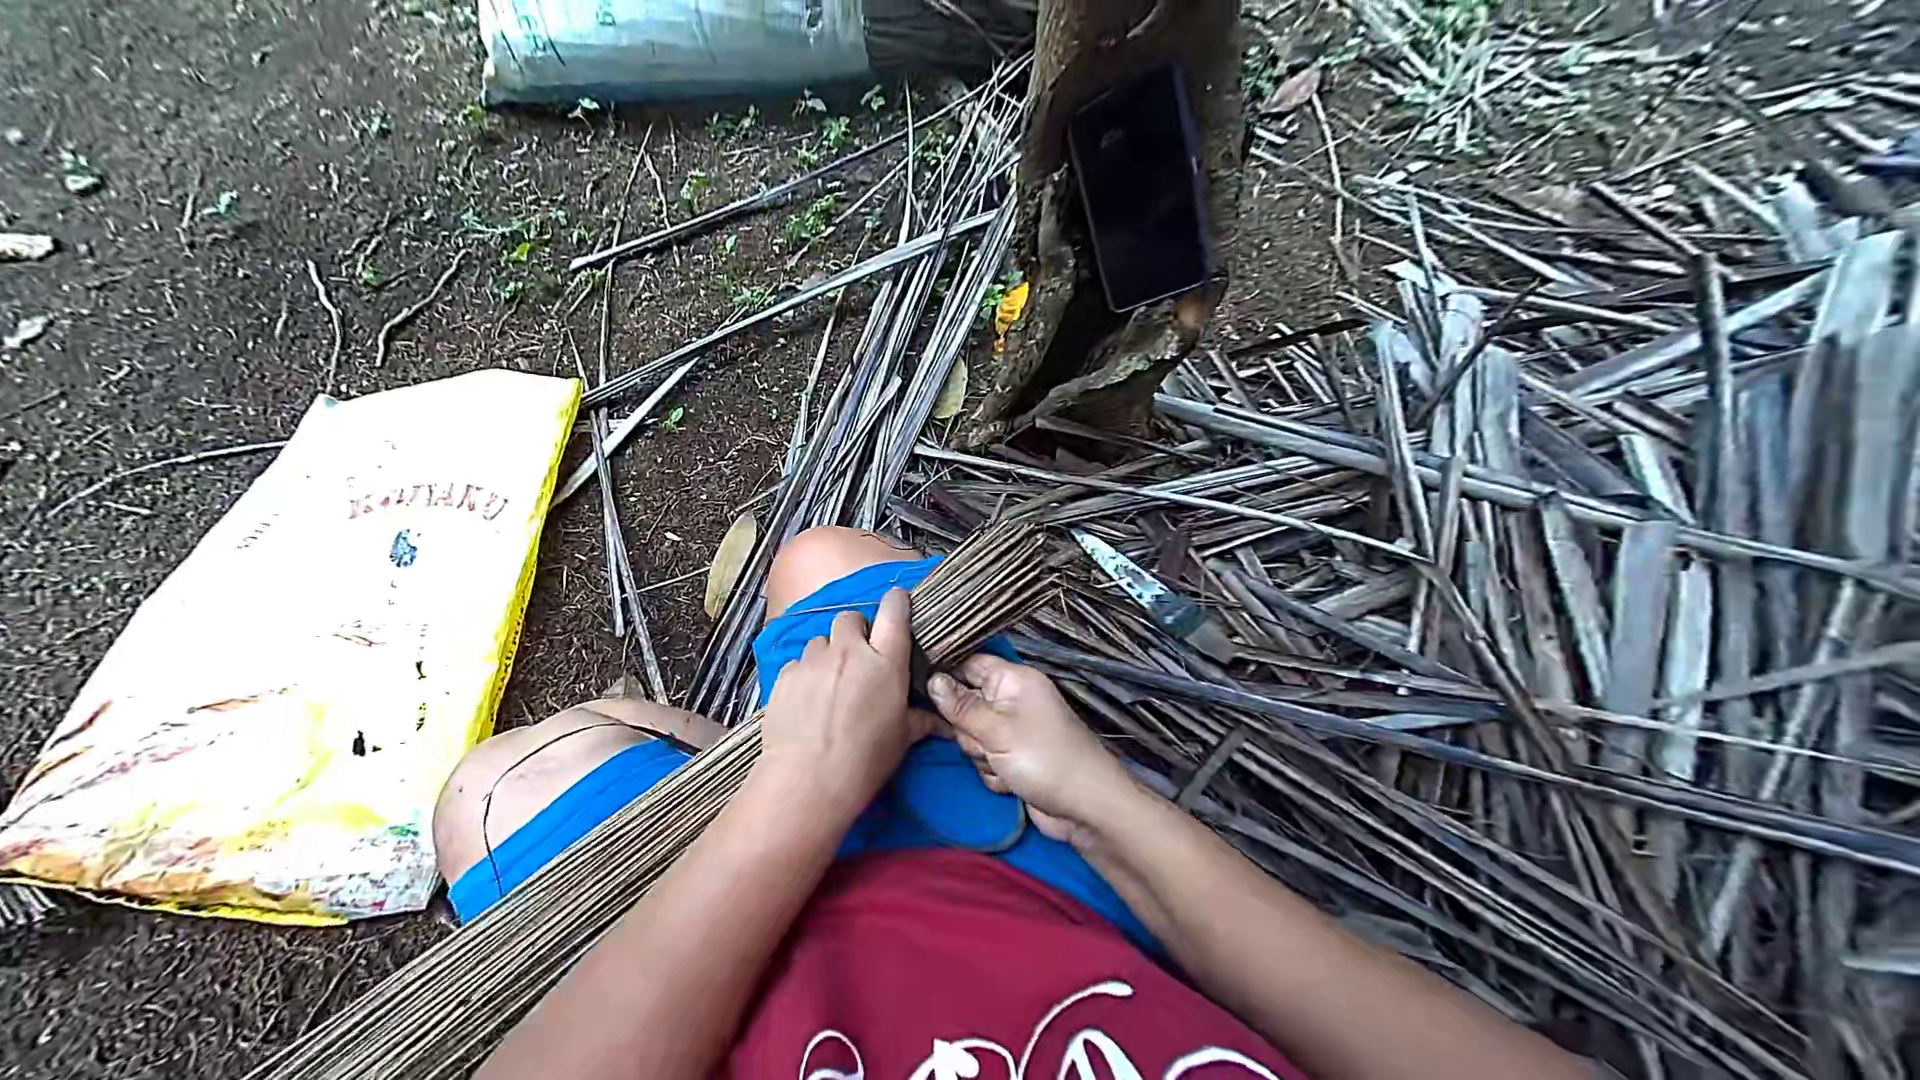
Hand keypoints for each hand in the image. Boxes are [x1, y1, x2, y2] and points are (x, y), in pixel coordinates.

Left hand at [759, 588, 933, 818]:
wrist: (808, 781)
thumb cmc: (865, 759)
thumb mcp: (902, 739)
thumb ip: (919, 720)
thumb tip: (943, 722)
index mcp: (885, 662)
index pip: (894, 612)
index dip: (896, 602)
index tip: (897, 602)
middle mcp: (849, 652)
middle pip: (850, 618)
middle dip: (855, 631)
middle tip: (858, 657)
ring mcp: (814, 661)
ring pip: (821, 640)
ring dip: (827, 653)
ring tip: (829, 682)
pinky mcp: (785, 676)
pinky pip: (797, 663)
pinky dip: (804, 673)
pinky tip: (806, 698)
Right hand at [927, 655, 1138, 845]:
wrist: (1085, 808)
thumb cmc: (1043, 758)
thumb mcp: (996, 730)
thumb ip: (960, 706)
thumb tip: (931, 678)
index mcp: (1014, 680)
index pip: (970, 663)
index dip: (947, 675)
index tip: (923, 691)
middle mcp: (1013, 701)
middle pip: (966, 705)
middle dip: (969, 730)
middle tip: (985, 742)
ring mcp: (1014, 732)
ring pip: (973, 737)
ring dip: (982, 756)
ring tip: (1003, 765)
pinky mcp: (1014, 759)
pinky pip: (986, 760)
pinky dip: (994, 774)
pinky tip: (1011, 782)